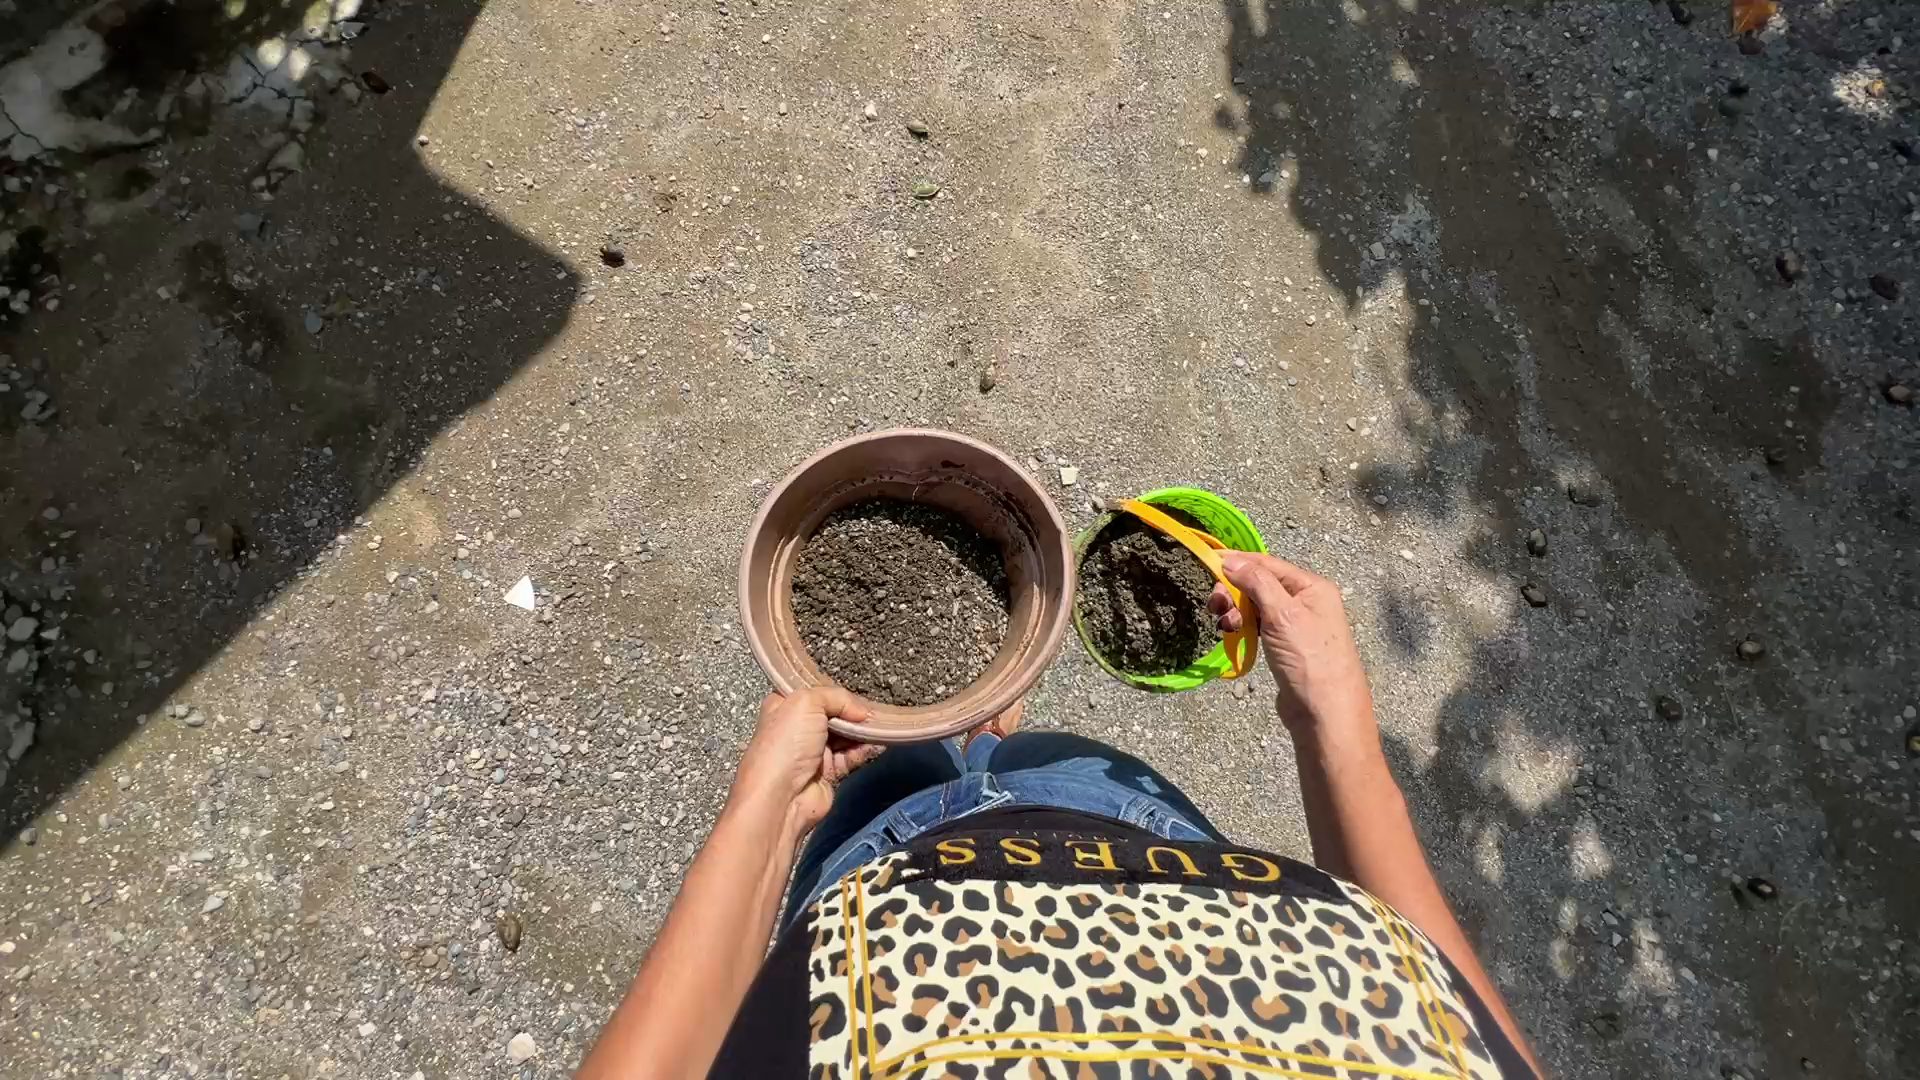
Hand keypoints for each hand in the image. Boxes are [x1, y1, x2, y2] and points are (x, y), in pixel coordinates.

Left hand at [733, 687, 882, 837]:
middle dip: (853, 712)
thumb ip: (839, 697)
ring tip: (881, 726)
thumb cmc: (787, 743)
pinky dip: (864, 750)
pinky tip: (878, 743)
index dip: (834, 692)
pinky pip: (851, 756)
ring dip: (862, 731)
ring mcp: (812, 752)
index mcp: (784, 706)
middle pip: (833, 713)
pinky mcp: (827, 773)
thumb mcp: (808, 702)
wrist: (781, 798)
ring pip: (845, 735)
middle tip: (874, 710)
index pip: (814, 692)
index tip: (855, 692)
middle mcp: (797, 728)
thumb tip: (863, 711)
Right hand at [1209, 552, 1374, 734]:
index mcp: (1312, 588)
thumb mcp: (1282, 614)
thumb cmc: (1309, 659)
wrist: (1324, 713)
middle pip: (1259, 584)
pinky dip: (1242, 626)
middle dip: (1233, 590)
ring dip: (1235, 610)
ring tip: (1224, 624)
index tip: (1209, 562)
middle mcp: (1305, 601)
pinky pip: (1257, 625)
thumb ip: (1256, 582)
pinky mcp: (1284, 644)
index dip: (1238, 561)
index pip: (1268, 564)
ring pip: (1255, 605)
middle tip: (1214, 604)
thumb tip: (1229, 560)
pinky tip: (1233, 634)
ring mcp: (1294, 624)